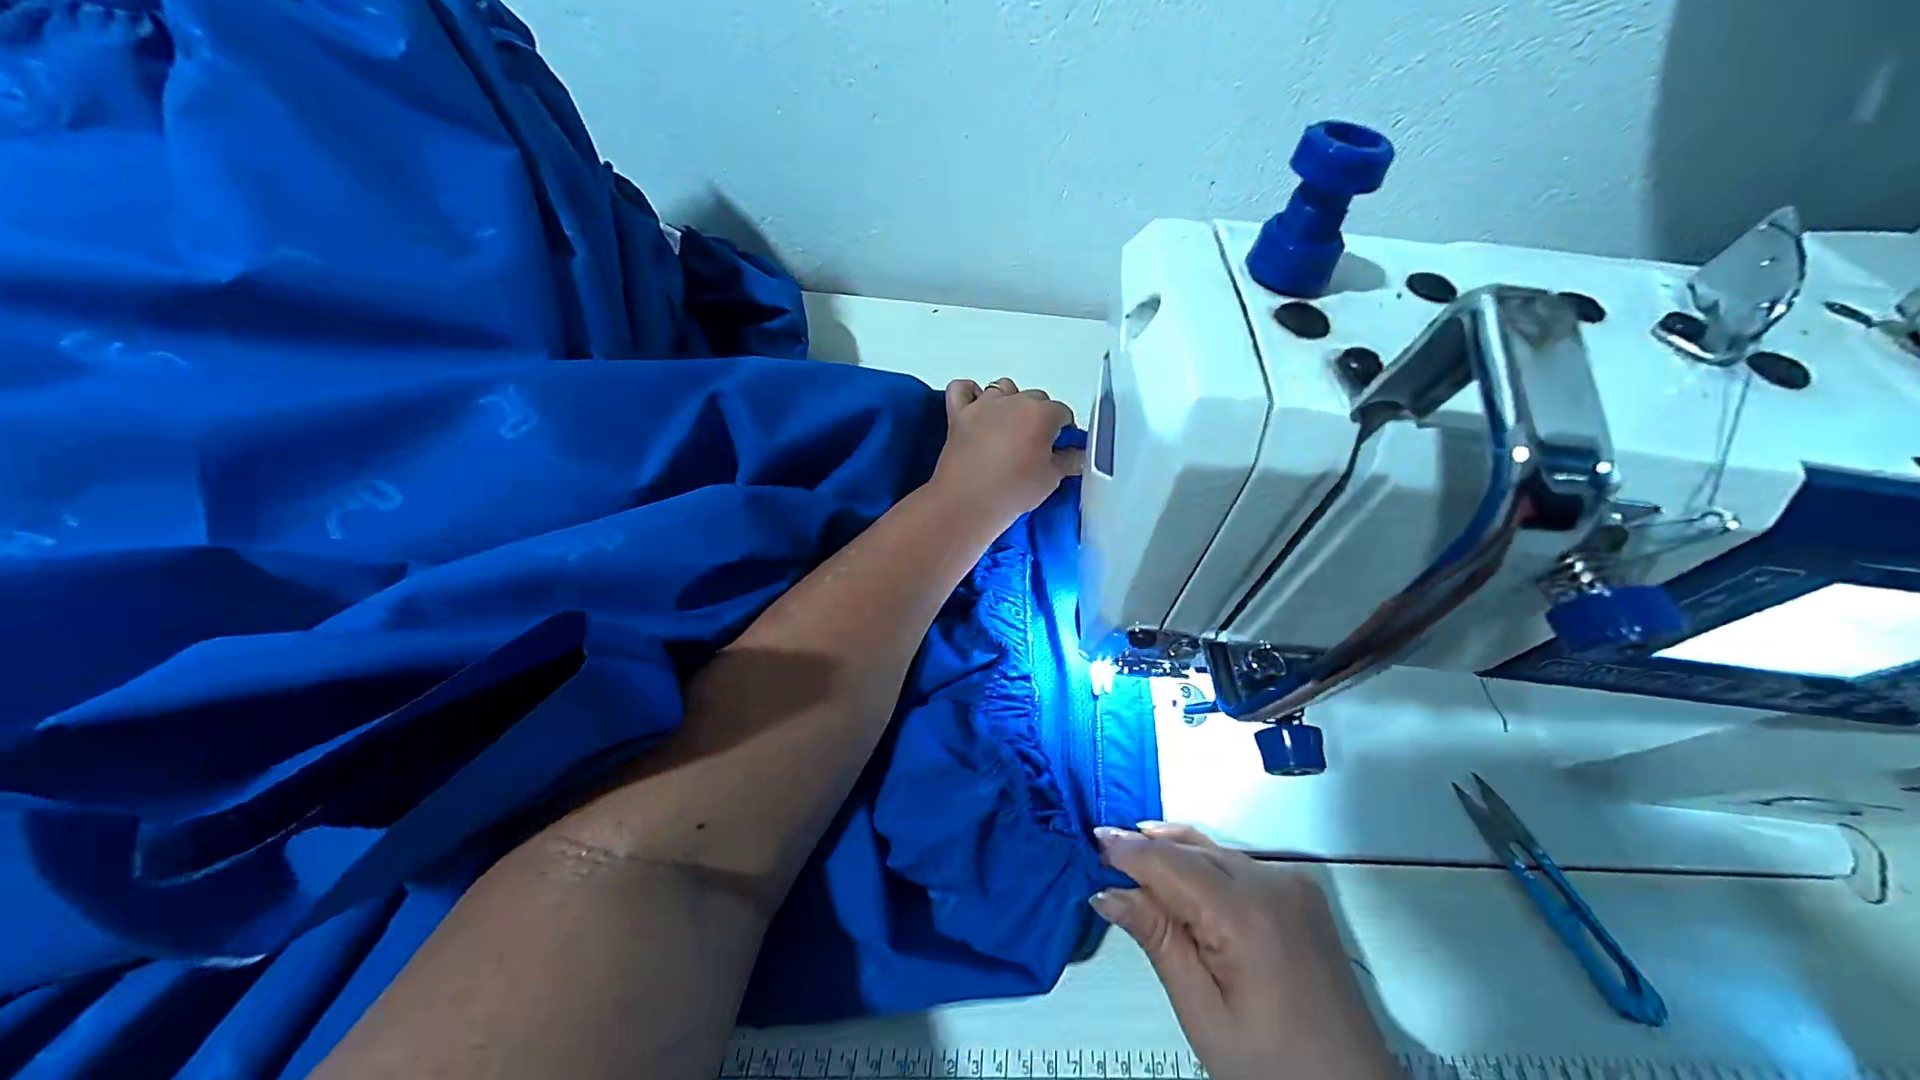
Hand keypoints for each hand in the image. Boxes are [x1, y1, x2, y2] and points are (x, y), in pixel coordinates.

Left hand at [928, 378, 1082, 530]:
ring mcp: (983, 405)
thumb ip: (1068, 461)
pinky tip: (976, 407)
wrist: (966, 503)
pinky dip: (970, 393)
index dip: (1064, 430)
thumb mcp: (1050, 479)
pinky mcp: (958, 414)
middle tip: (1036, 444)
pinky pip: (962, 389)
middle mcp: (1013, 401)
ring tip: (1010, 428)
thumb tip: (1077, 455)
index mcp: (1041, 414)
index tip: (1060, 447)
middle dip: (1040, 417)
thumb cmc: (1011, 492)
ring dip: (1010, 402)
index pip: (1063, 412)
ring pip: (1003, 388)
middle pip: (1035, 398)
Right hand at [1090, 823, 1396, 1079]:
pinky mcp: (1301, 894)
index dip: (1128, 850)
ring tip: (1131, 850)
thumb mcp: (1202, 1012)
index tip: (1093, 839)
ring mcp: (1292, 885)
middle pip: (1193, 850)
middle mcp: (1273, 884)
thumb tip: (1109, 892)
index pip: (1171, 863)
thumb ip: (1158, 939)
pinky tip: (1180, 870)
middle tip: (1102, 844)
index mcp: (1247, 913)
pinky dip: (1204, 862)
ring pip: (1215, 851)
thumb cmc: (1273, 1068)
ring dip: (1173, 850)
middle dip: (1146, 846)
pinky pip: (1239, 864)